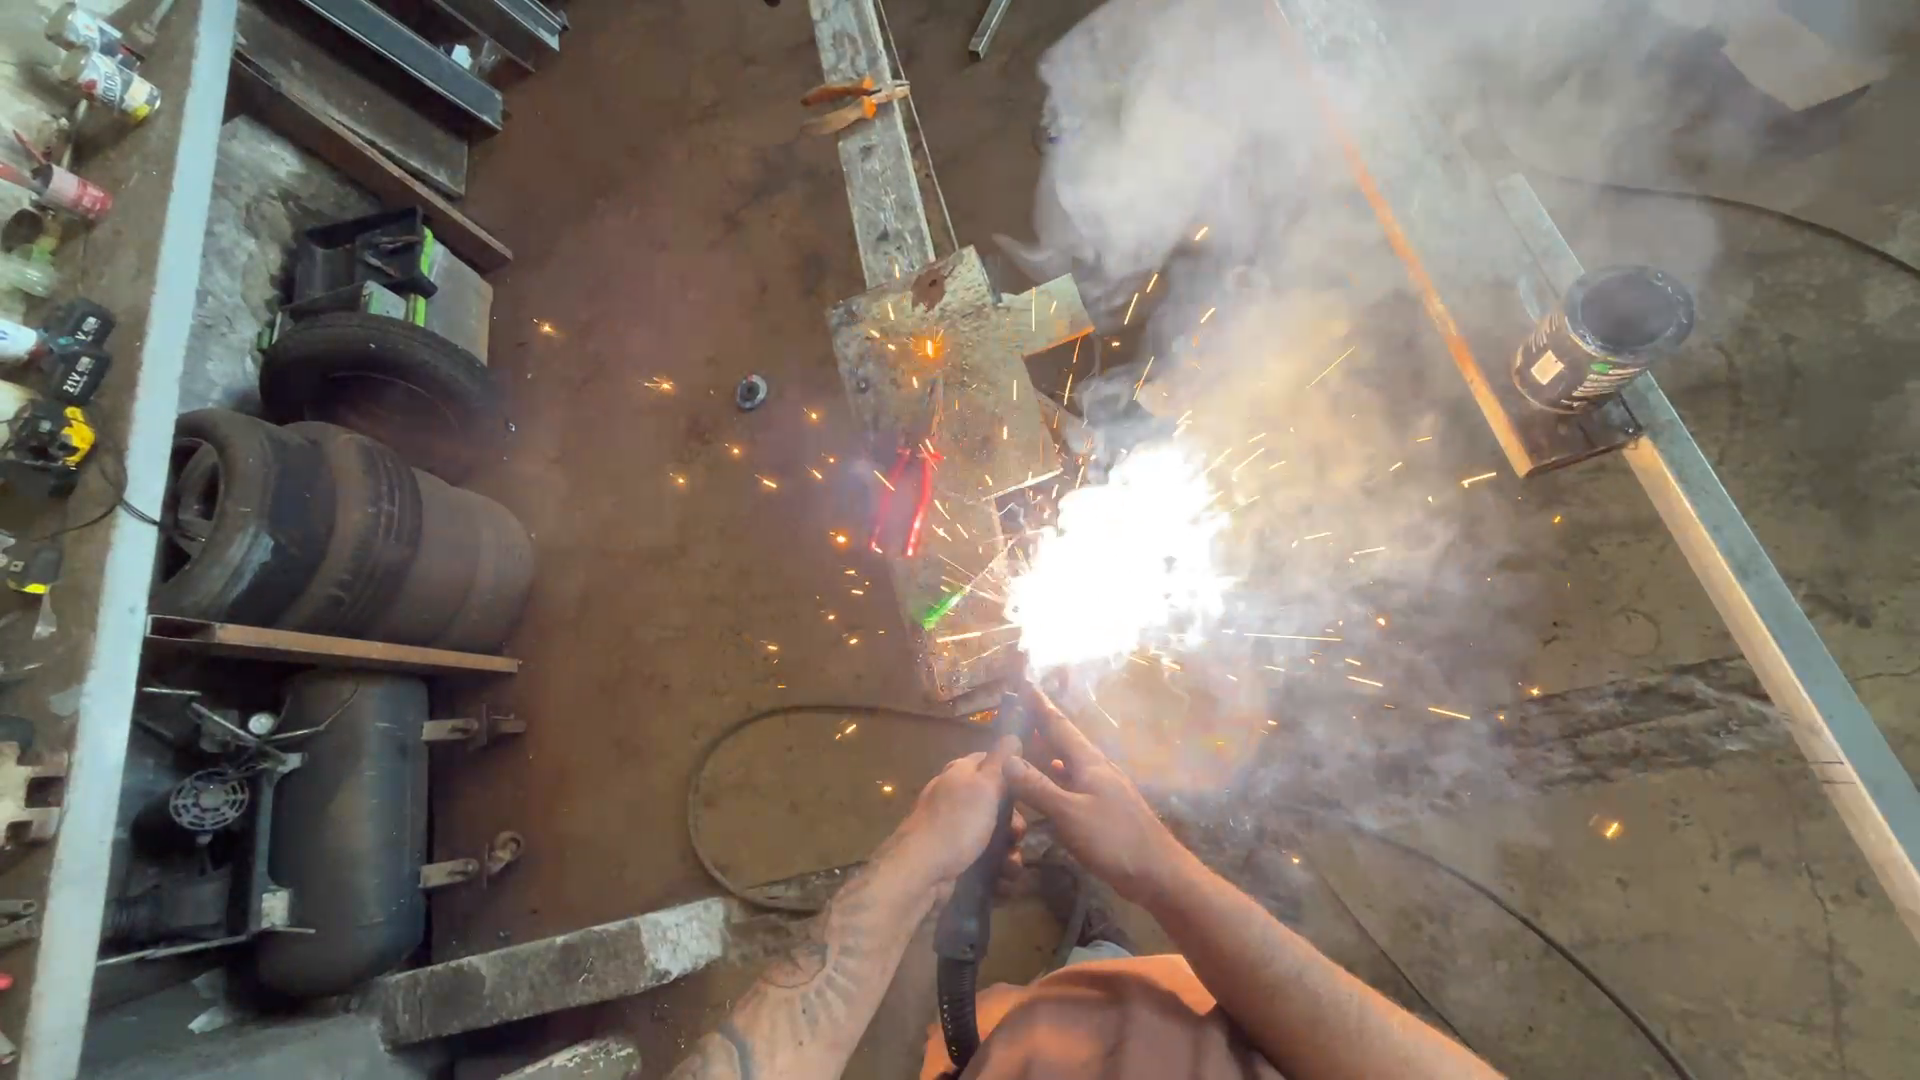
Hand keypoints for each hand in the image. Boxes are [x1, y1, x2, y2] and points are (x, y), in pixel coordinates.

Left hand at [894, 735, 1025, 887]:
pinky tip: (1002, 882)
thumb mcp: (984, 785)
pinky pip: (982, 862)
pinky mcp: (952, 859)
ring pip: (991, 836)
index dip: (1010, 773)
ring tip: (1011, 868)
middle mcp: (954, 798)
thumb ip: (1000, 761)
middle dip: (1014, 823)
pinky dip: (995, 871)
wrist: (921, 871)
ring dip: (1008, 853)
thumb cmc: (957, 822)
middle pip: (995, 804)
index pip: (989, 761)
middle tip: (1017, 836)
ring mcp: (952, 830)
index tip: (1029, 789)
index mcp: (960, 774)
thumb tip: (1012, 734)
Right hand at [1003, 691, 1190, 905]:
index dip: (1040, 704)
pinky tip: (1045, 784)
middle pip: (1063, 740)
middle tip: (1015, 711)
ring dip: (1046, 750)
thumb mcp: (1070, 813)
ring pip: (1066, 762)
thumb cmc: (1114, 839)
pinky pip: (1070, 783)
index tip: (1024, 683)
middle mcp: (1095, 768)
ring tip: (1023, 743)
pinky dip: (1053, 777)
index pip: (1059, 724)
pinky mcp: (1102, 809)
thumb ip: (1038, 787)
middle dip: (1040, 723)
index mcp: (1088, 762)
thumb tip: (1007, 758)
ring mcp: (1100, 789)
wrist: (1157, 873)